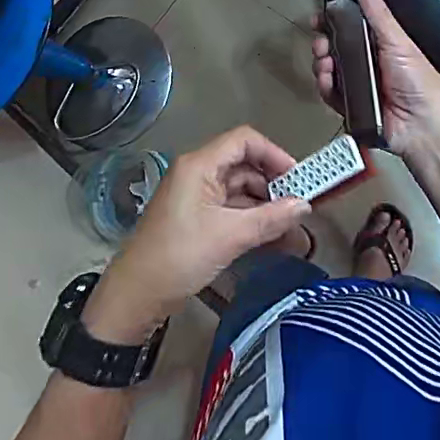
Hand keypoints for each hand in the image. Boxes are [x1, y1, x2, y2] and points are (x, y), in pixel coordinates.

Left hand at [84, 127, 310, 342]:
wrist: (134, 299)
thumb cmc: (179, 257)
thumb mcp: (229, 237)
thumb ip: (270, 218)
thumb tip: (305, 206)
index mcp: (199, 165)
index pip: (244, 140)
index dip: (274, 154)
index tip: (298, 177)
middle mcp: (198, 173)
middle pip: (244, 165)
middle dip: (274, 184)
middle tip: (300, 204)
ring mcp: (197, 197)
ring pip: (241, 190)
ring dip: (267, 207)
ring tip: (294, 228)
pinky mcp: (197, 219)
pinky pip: (232, 210)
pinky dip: (253, 221)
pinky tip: (275, 239)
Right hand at [312, 0, 439, 162]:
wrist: (423, 126)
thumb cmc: (422, 85)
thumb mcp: (399, 41)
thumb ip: (378, 13)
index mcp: (383, 44)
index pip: (351, 25)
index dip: (333, 19)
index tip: (321, 14)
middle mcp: (370, 63)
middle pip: (334, 46)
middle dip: (323, 40)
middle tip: (322, 39)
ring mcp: (359, 84)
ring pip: (328, 68)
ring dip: (322, 61)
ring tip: (326, 60)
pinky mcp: (351, 105)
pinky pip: (329, 92)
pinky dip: (324, 85)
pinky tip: (328, 79)